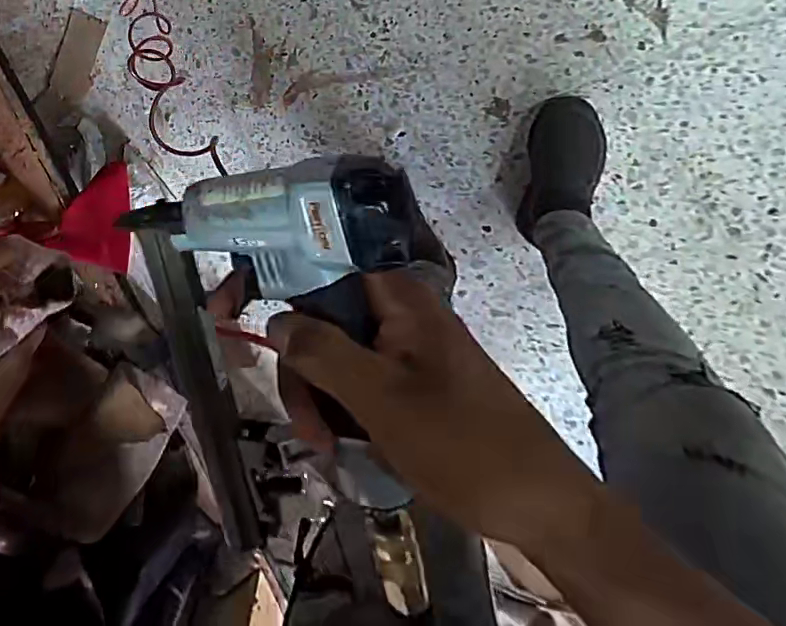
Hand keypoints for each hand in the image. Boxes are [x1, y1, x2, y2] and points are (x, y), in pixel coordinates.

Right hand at [269, 270, 600, 554]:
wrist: (546, 511)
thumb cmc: (464, 445)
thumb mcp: (381, 399)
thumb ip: (321, 351)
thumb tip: (274, 320)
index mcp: (396, 296)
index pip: (316, 274)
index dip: (277, 295)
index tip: (239, 323)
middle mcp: (399, 311)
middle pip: (321, 323)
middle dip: (305, 375)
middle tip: (310, 431)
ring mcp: (406, 347)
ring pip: (336, 357)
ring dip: (323, 401)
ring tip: (332, 447)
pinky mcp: (411, 380)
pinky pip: (360, 381)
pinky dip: (346, 411)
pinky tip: (352, 445)